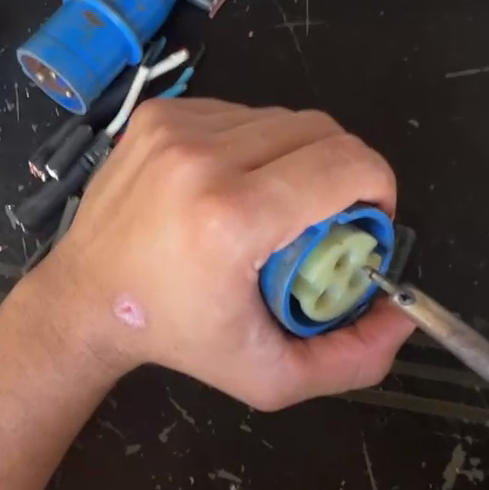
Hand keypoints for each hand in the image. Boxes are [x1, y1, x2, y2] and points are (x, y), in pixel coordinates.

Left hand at [27, 98, 414, 410]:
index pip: (347, 164)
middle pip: (321, 131)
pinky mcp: (156, 115)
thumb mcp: (270, 375)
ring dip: (295, 156)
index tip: (365, 221)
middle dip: (342, 172)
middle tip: (326, 217)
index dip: (378, 188)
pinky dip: (250, 143)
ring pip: (279, 118)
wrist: (87, 298)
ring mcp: (174, 128)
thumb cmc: (177, 335)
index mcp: (232, 217)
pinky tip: (230, 182)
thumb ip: (353, 358)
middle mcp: (201, 158)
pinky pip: (236, 114)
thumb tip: (401, 313)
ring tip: (272, 203)